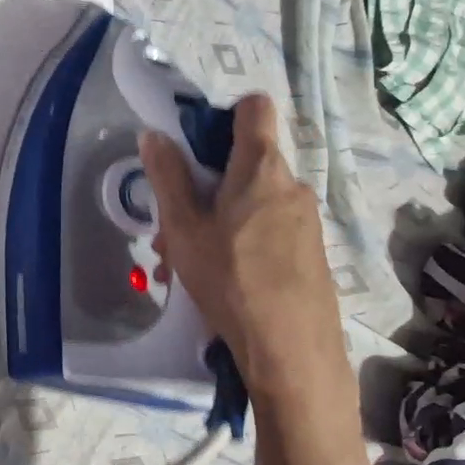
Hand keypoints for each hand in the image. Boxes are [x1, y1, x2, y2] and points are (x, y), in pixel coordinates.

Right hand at [139, 93, 347, 408]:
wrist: (293, 354)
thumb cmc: (231, 280)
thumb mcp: (183, 227)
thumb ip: (168, 176)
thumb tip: (155, 134)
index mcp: (261, 170)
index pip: (254, 110)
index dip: (221, 113)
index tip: (189, 139)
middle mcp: (291, 187)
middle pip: (240, 163)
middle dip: (199, 184)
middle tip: (168, 223)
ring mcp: (305, 221)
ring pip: (247, 201)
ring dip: (209, 219)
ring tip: (177, 261)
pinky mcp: (309, 252)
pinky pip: (263, 228)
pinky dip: (232, 240)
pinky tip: (208, 278)